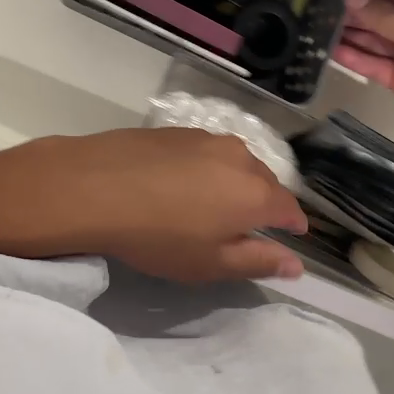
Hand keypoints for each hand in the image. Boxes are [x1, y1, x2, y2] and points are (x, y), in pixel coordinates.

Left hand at [4, 129, 308, 282]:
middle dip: (264, 202)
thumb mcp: (211, 263)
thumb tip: (296, 263)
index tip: (291, 236)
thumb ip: (258, 260)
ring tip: (214, 205)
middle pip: (265, 181)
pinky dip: (207, 168)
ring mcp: (207, 138)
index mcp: (255, 193)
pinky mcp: (178, 130)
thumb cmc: (158, 236)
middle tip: (248, 227)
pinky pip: (207, 151)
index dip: (292, 225)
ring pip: (236, 162)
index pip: (289, 208)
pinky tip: (184, 184)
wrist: (97, 186)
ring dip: (235, 182)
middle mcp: (239, 157)